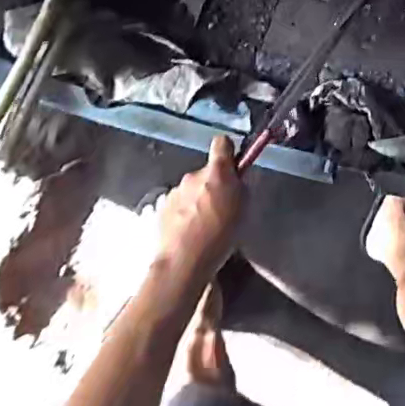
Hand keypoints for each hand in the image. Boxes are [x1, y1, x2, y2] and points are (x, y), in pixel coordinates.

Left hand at [156, 135, 243, 272]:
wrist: (183, 262)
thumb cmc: (220, 233)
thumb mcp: (243, 206)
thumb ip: (239, 185)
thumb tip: (234, 179)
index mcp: (216, 171)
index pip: (222, 142)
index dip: (228, 151)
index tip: (233, 164)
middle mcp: (193, 176)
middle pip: (207, 172)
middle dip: (213, 185)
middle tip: (221, 207)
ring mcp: (174, 193)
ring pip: (192, 190)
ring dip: (198, 201)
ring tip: (203, 225)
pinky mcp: (160, 210)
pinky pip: (178, 205)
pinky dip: (184, 214)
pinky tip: (189, 233)